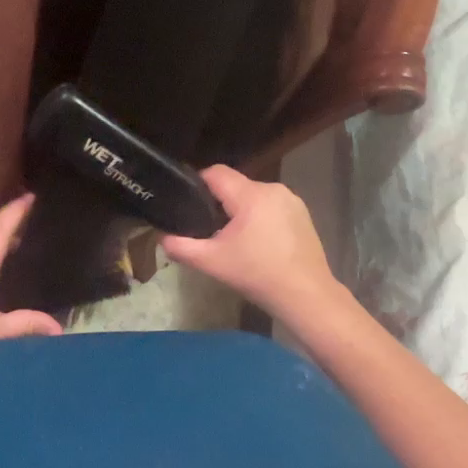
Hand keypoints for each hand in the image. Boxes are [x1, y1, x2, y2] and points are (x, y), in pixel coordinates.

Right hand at [159, 166, 338, 316]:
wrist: (304, 294)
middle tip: (208, 230)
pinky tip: (258, 244)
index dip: (197, 184)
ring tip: (234, 240)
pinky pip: (272, 207)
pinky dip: (260, 219)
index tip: (187, 205)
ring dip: (241, 212)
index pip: (216, 173)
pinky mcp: (303, 214)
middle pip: (236, 186)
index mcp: (251, 195)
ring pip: (254, 197)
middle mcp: (273, 189)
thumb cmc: (257, 275)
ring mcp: (292, 201)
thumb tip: (163, 238)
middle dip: (219, 203)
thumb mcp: (212, 263)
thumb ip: (181, 247)